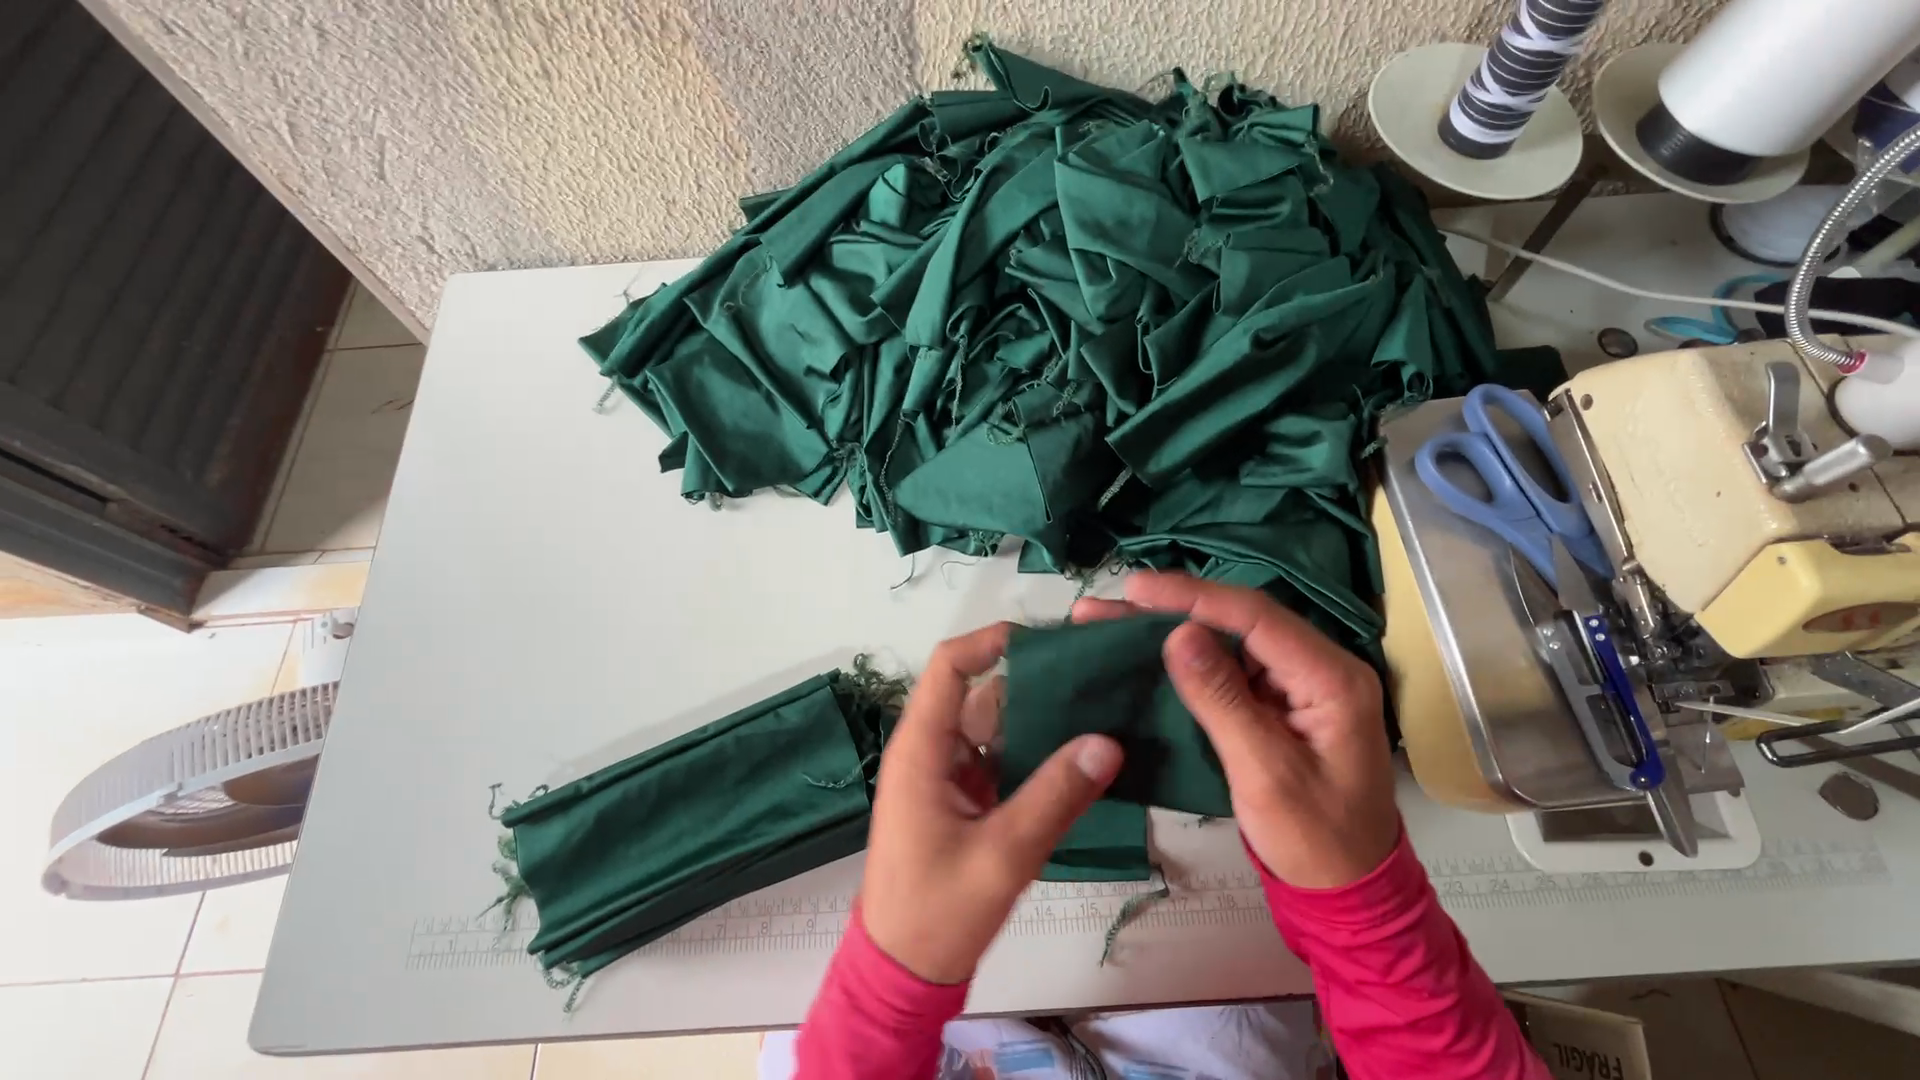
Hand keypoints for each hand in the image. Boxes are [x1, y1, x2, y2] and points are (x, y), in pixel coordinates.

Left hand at [861, 623, 1123, 982]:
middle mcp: (933, 751)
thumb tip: (1108, 741)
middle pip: (983, 695)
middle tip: (1098, 678)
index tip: (1048, 639)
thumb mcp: (1002, 854)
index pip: (949, 667)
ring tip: (1103, 711)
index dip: (991, 641)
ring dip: (1042, 723)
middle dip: (1036, 683)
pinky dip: (1036, 758)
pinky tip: (1082, 759)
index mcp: (922, 748)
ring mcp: (948, 777)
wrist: (904, 971)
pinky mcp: (964, 802)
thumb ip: (1054, 796)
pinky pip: (1002, 763)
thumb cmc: (938, 910)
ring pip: (998, 730)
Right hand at [1074, 573, 1398, 888]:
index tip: (1136, 590)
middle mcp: (1317, 667)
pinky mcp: (1277, 700)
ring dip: (1171, 629)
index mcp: (1331, 677)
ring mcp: (1296, 683)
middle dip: (1172, 608)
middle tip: (1109, 604)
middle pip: (1238, 620)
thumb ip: (1223, 700)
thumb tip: (1179, 635)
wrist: (1345, 890)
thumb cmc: (1314, 839)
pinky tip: (1144, 652)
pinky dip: (1183, 659)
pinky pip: (1227, 667)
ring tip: (1112, 619)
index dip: (1193, 597)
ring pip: (1227, 639)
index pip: (1256, 617)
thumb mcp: (1266, 773)